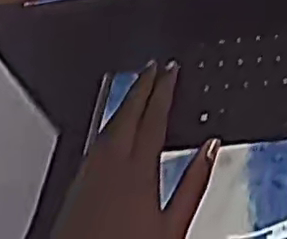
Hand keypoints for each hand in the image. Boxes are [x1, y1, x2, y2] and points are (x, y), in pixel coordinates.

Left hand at [52, 63, 218, 238]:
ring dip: (125, 100)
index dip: (164, 88)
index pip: (153, 116)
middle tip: (154, 65)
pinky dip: (108, 122)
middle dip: (142, 84)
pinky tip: (113, 125)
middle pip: (128, 112)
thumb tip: (212, 147)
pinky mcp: (74, 185)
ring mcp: (89, 173)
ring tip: (137, 87)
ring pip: (108, 123)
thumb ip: (194, 183)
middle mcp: (111, 164)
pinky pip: (95, 139)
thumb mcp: (172, 228)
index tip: (171, 68)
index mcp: (138, 170)